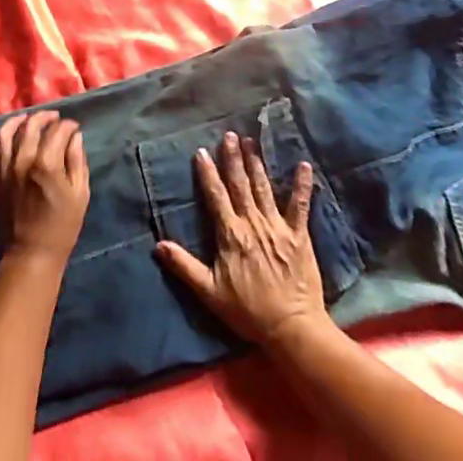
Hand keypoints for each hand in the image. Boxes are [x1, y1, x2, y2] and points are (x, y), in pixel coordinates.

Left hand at [0, 111, 89, 260]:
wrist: (32, 251)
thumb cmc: (62, 225)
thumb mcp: (80, 193)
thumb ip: (77, 160)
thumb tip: (75, 136)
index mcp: (47, 164)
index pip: (57, 132)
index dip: (68, 126)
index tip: (74, 127)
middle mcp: (22, 160)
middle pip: (31, 126)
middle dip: (45, 117)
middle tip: (54, 118)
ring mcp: (4, 168)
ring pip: (6, 132)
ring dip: (18, 121)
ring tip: (28, 119)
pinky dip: (0, 138)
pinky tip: (9, 136)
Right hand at [154, 131, 328, 344]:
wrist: (291, 328)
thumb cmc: (248, 311)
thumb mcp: (209, 292)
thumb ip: (184, 266)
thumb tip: (158, 245)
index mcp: (231, 235)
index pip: (216, 197)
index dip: (208, 173)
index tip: (202, 151)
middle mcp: (253, 224)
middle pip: (240, 185)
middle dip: (233, 159)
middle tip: (229, 135)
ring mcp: (278, 227)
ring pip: (264, 188)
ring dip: (256, 164)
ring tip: (251, 142)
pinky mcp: (299, 235)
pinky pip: (300, 206)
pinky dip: (302, 185)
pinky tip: (304, 166)